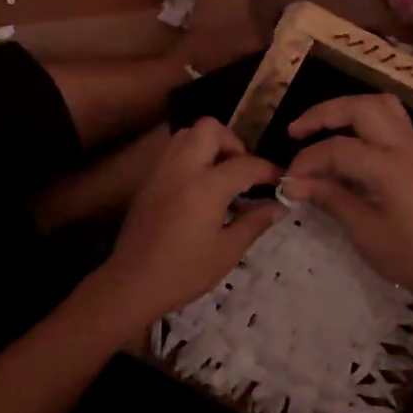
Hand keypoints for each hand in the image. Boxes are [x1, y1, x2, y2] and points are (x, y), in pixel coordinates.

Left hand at [91, 119, 283, 325]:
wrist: (132, 283)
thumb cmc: (184, 272)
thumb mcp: (227, 251)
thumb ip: (255, 222)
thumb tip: (279, 206)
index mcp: (206, 187)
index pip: (246, 164)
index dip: (268, 170)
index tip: (280, 179)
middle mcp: (182, 168)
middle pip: (210, 129)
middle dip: (233, 142)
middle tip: (243, 170)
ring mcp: (161, 171)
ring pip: (187, 134)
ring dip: (209, 144)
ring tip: (221, 174)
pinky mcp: (149, 180)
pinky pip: (173, 152)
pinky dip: (191, 156)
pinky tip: (200, 186)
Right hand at [282, 95, 412, 311]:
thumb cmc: (407, 255)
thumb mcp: (362, 229)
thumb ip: (329, 197)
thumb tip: (291, 183)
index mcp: (391, 168)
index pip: (338, 149)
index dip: (307, 161)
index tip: (288, 180)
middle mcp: (405, 148)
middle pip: (361, 108)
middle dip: (324, 114)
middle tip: (296, 131)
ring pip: (381, 105)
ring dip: (348, 109)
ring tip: (322, 126)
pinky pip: (392, 120)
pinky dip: (365, 119)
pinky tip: (348, 138)